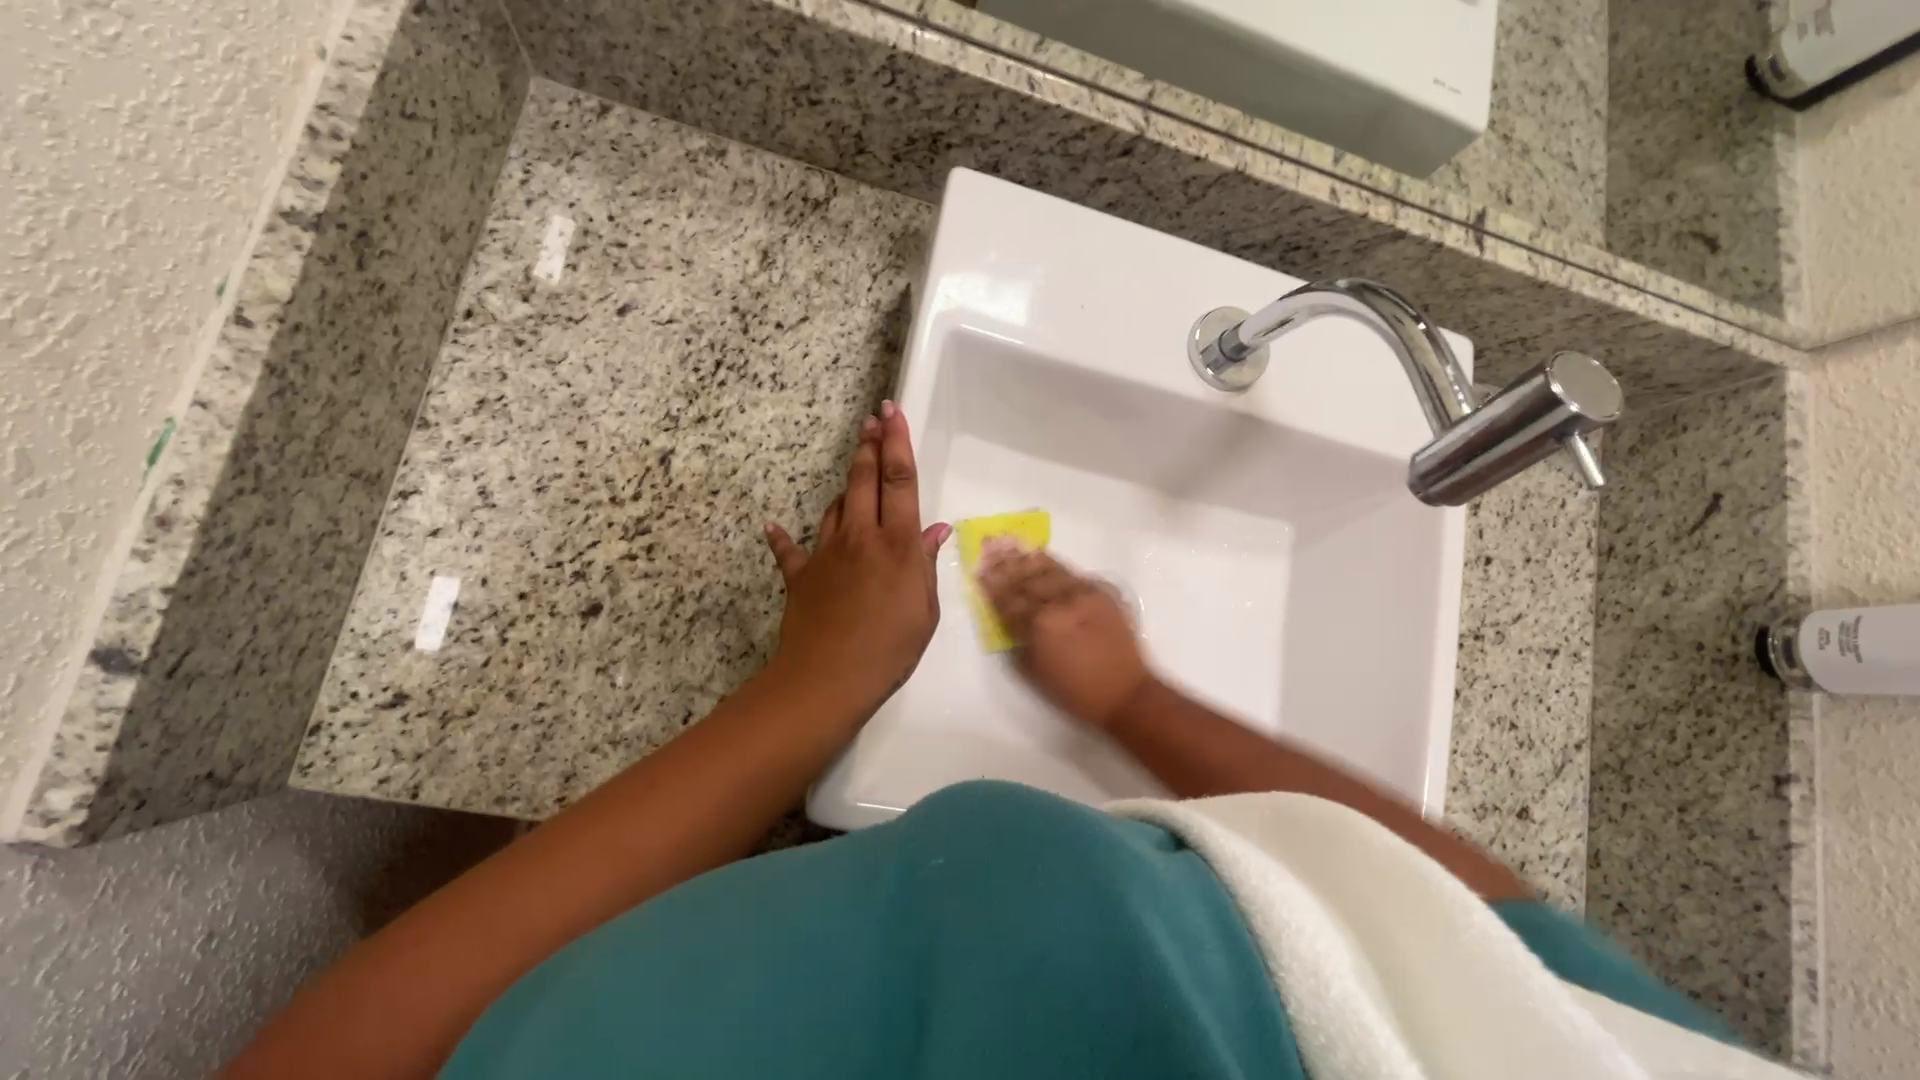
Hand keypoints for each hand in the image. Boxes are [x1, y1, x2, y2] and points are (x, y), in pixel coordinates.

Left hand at [763, 401, 951, 715]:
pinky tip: (771, 526)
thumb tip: (934, 530)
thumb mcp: (924, 610)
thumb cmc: (889, 648)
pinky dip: (782, 537)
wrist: (827, 678)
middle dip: (869, 446)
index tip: (892, 413)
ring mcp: (825, 554)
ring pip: (836, 506)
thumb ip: (925, 564)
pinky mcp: (800, 575)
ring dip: (847, 486)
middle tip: (872, 420)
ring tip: (855, 473)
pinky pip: (790, 549)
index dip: (897, 442)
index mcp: (896, 544)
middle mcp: (860, 537)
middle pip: (864, 480)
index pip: (899, 480)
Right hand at [977, 543, 1153, 729]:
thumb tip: (1009, 617)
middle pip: (1027, 580)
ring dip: (1028, 560)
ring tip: (1011, 546)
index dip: (992, 586)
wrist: (1125, 692)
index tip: (980, 571)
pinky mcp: (1101, 593)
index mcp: (1039, 625)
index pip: (1009, 600)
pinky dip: (1054, 565)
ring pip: (1049, 571)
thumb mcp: (1034, 671)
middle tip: (991, 551)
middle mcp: (1059, 603)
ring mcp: (1082, 594)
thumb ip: (1018, 639)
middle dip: (1006, 567)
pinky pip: (1072, 573)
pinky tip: (1041, 557)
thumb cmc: (1074, 691)